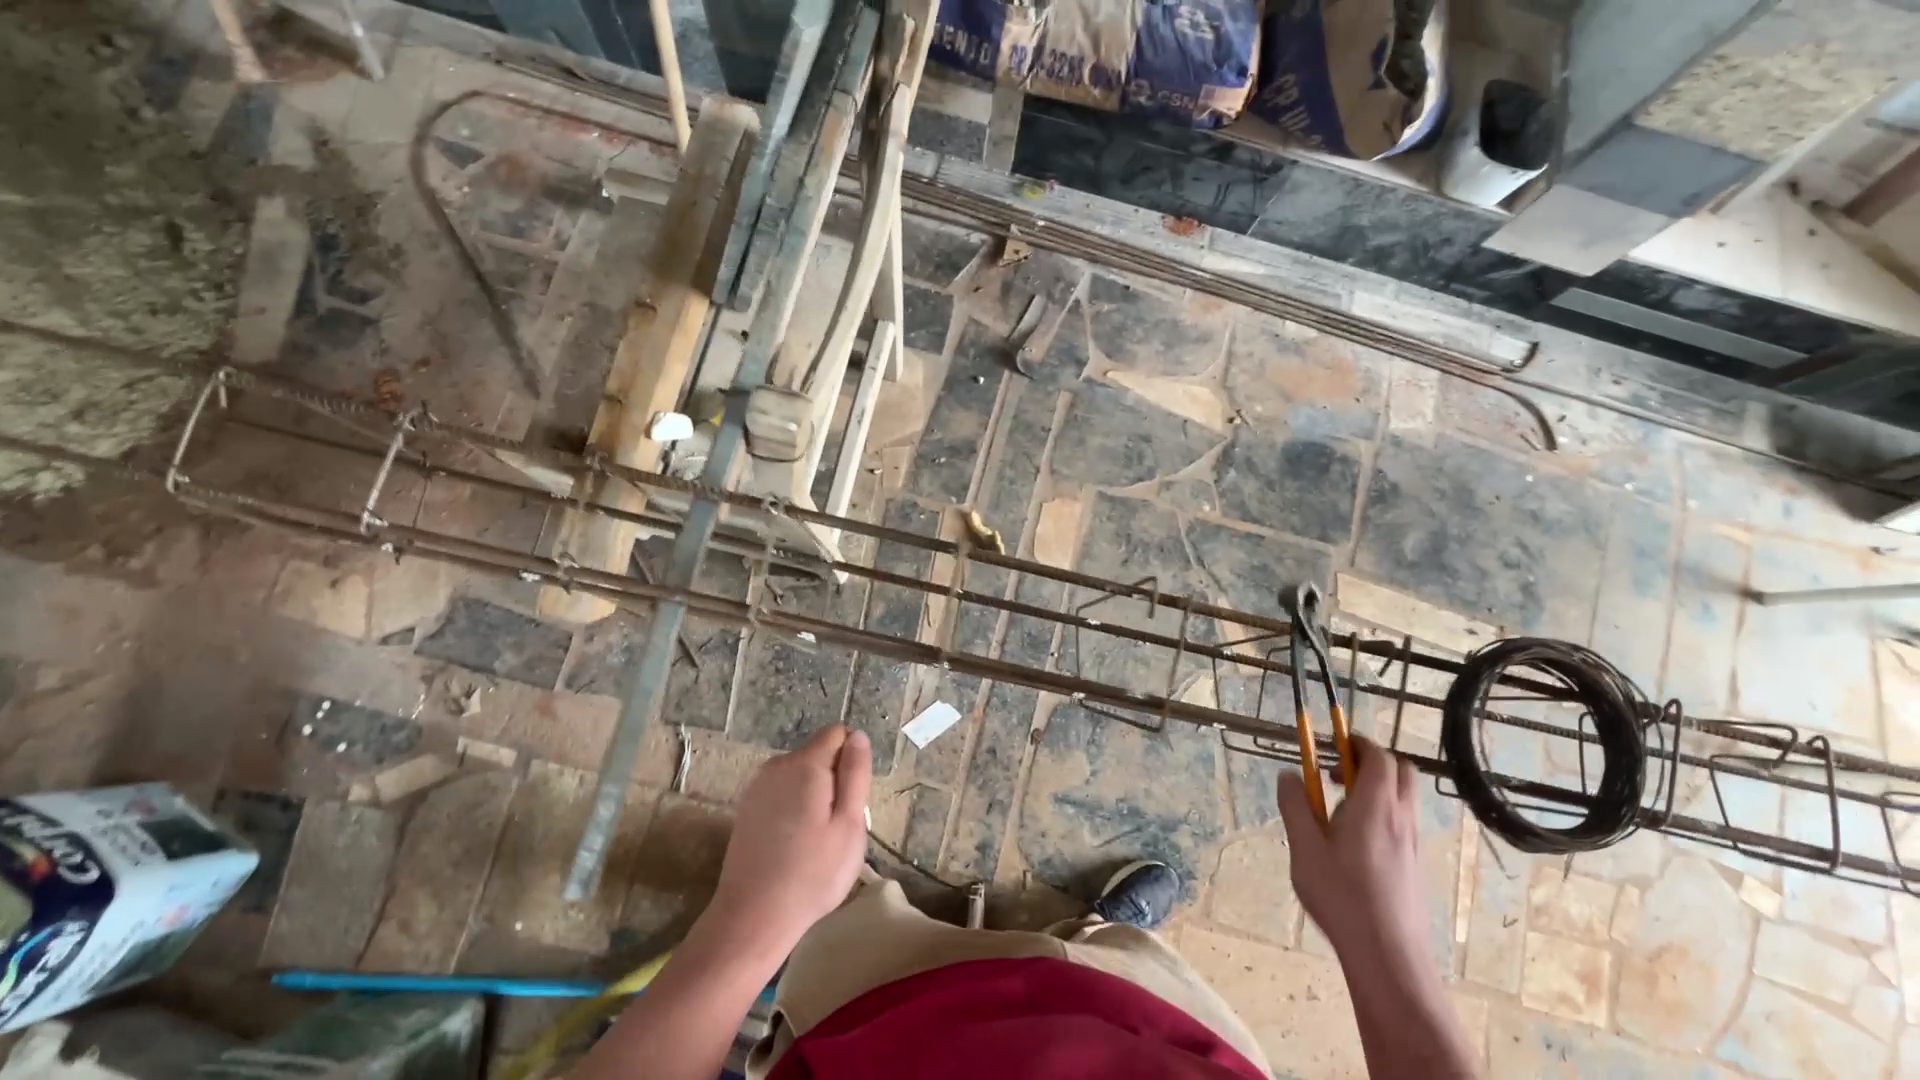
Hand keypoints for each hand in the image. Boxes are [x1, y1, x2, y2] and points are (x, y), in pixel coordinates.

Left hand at [706, 725, 871, 958]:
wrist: (754, 916)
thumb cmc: (812, 873)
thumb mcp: (849, 825)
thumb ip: (855, 774)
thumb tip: (857, 736)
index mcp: (804, 764)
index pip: (839, 734)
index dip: (852, 763)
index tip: (850, 803)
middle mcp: (777, 765)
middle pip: (820, 756)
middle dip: (835, 783)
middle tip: (836, 829)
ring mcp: (757, 786)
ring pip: (803, 776)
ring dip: (816, 799)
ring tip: (815, 842)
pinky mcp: (748, 807)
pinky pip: (784, 794)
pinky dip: (795, 811)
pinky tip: (794, 846)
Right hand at [1277, 736, 1431, 978]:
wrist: (1387, 952)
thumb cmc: (1341, 895)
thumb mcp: (1305, 849)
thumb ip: (1296, 807)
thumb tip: (1288, 776)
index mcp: (1376, 805)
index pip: (1378, 757)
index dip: (1357, 743)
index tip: (1332, 744)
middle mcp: (1401, 817)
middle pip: (1401, 771)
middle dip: (1371, 761)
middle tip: (1338, 774)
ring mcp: (1413, 841)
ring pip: (1404, 797)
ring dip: (1378, 788)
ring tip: (1340, 809)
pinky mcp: (1415, 863)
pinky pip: (1404, 820)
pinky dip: (1383, 812)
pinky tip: (1355, 841)